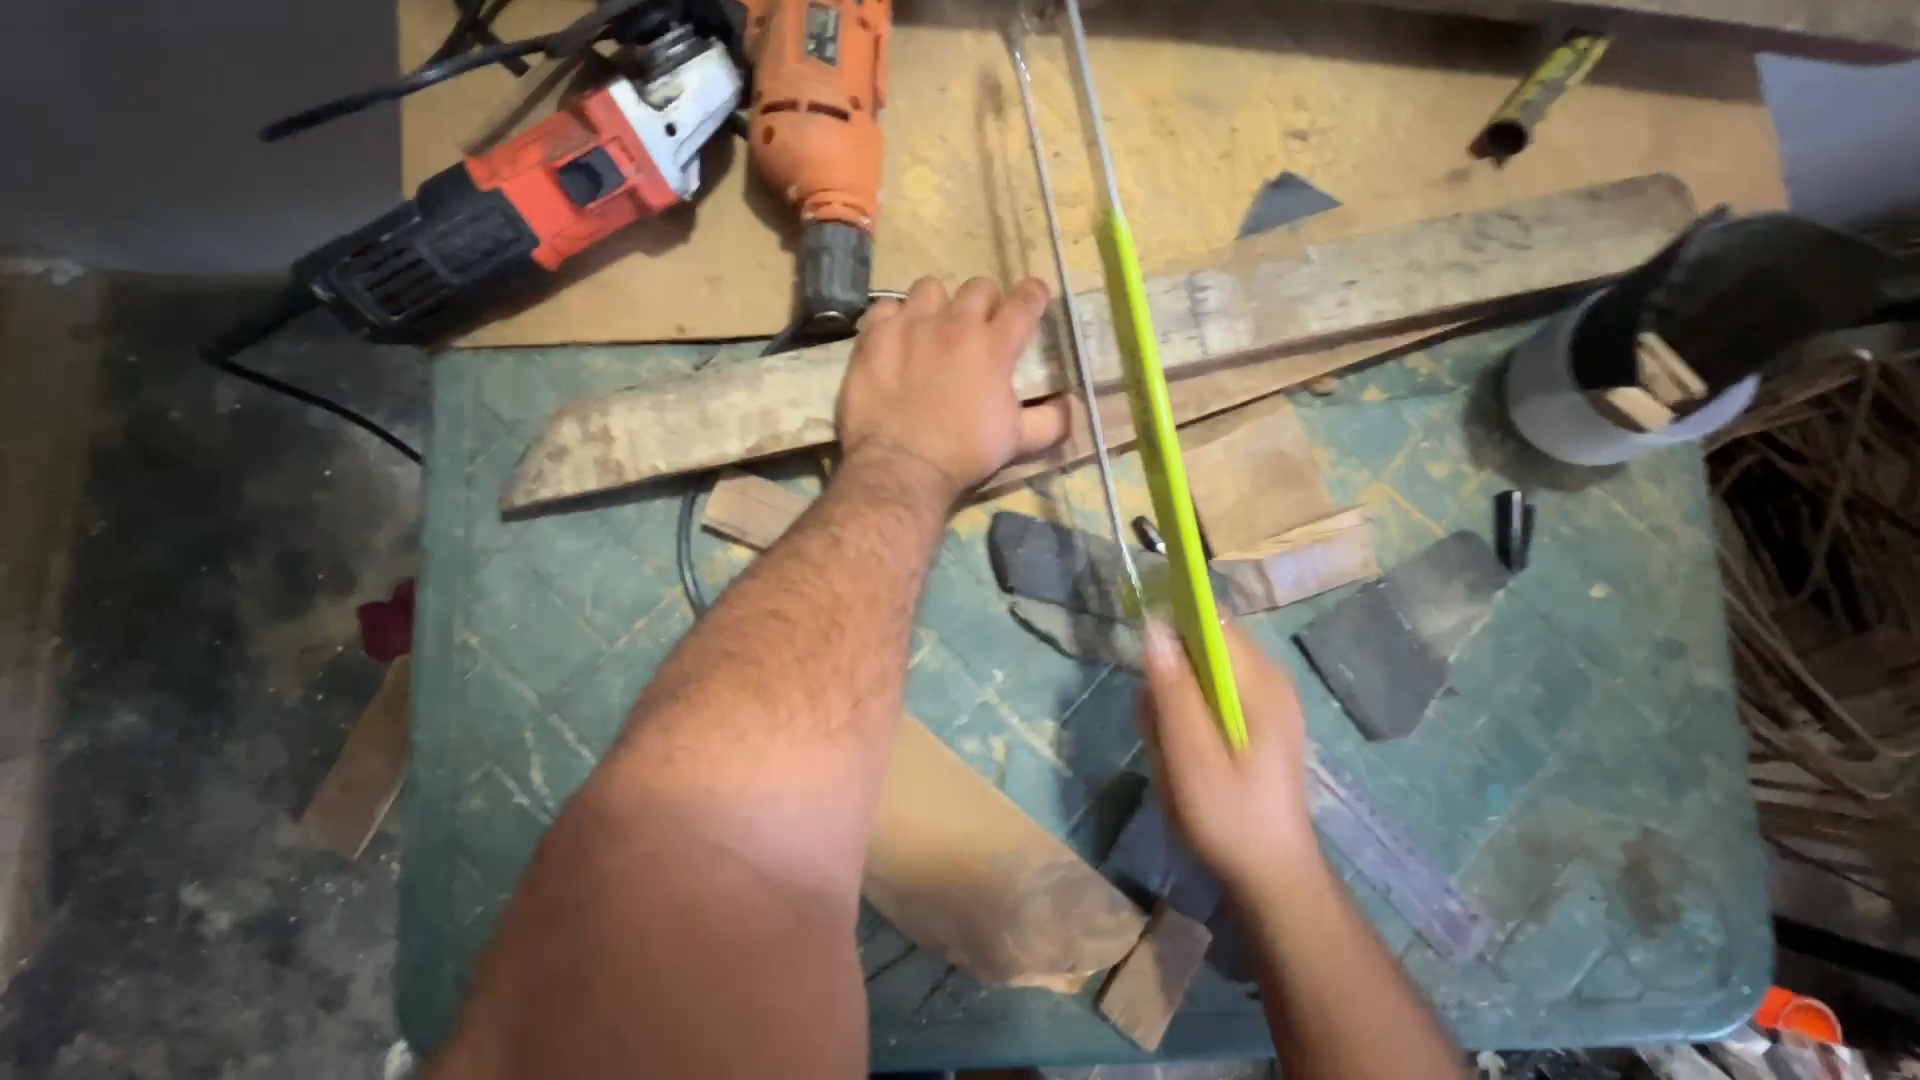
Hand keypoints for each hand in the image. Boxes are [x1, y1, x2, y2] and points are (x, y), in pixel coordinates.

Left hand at [837, 276, 1071, 502]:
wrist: (902, 466)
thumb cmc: (964, 455)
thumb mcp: (1017, 442)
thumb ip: (1049, 420)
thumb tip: (1069, 406)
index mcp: (994, 346)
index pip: (1024, 300)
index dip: (1033, 294)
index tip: (1033, 297)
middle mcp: (955, 324)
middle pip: (978, 287)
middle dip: (985, 302)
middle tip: (978, 326)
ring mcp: (911, 325)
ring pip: (929, 288)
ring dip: (937, 305)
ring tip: (931, 328)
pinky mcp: (875, 335)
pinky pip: (886, 308)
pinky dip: (893, 320)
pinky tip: (894, 341)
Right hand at [1138, 620, 1318, 894]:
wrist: (1271, 875)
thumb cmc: (1228, 817)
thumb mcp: (1191, 757)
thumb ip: (1172, 692)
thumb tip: (1154, 628)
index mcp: (1262, 685)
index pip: (1214, 623)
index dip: (1174, 628)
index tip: (1146, 664)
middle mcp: (1271, 682)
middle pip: (1206, 647)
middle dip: (1171, 677)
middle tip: (1158, 727)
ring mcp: (1268, 703)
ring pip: (1204, 674)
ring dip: (1175, 702)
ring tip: (1172, 750)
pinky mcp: (1260, 722)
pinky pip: (1213, 698)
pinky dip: (1189, 718)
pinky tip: (1185, 755)